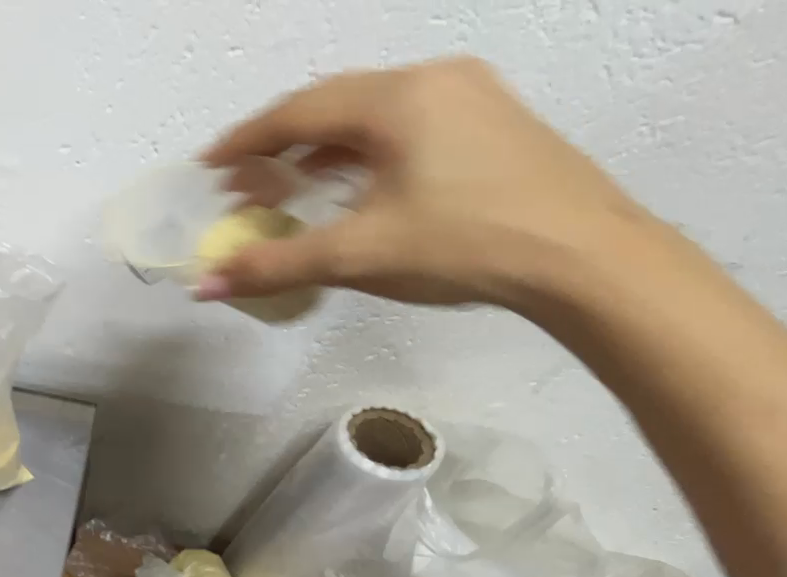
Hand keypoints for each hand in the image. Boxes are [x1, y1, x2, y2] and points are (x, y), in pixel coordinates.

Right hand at [201, 57, 659, 311]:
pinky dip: (355, 149)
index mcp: (397, 101)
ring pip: (367, 111)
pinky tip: (342, 182)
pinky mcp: (487, 119)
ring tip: (281, 185)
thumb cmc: (463, 244)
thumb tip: (203, 286)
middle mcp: (431, 81)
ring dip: (316, 146)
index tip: (207, 166)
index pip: (298, 112)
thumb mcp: (357, 256)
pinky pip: (400, 122)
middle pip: (330, 102)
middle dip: (276, 142)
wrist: (583, 255)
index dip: (245, 140)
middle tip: (238, 182)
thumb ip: (273, 265)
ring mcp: (467, 95)